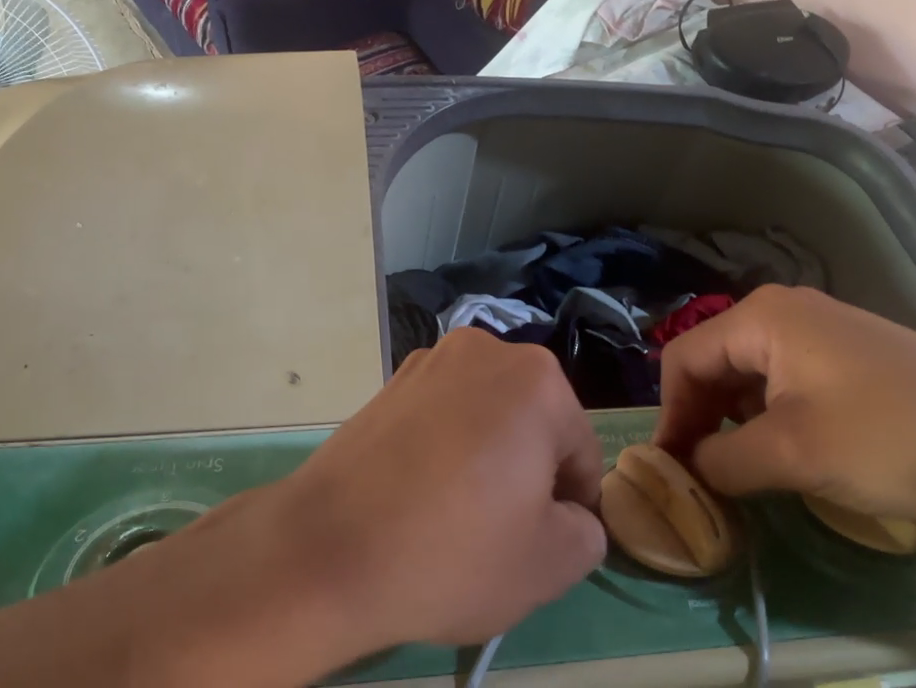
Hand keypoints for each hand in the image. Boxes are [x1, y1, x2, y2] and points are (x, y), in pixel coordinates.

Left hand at [275, 328, 606, 650]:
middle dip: (526, 475)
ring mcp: (429, 361)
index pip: (580, 451)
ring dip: (485, 459)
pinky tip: (419, 497)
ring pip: (485, 419)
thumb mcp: (550, 564)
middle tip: (498, 533)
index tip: (539, 544)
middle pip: (531, 425)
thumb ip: (587, 531)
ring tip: (454, 516)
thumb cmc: (453, 553)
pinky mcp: (388, 384)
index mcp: (537, 379)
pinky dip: (444, 450)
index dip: (569, 506)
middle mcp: (485, 351)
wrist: (328, 549)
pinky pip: (440, 418)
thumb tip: (569, 514)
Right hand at [654, 285, 915, 519]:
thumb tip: (691, 468)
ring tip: (741, 468)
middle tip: (702, 473)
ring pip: (750, 373)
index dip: (669, 413)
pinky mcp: (851, 353)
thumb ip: (722, 460)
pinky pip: (786, 378)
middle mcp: (784, 311)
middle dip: (701, 416)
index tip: (671, 467)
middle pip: (715, 362)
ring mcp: (822, 329)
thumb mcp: (791, 455)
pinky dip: (770, 414)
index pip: (684, 359)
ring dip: (734, 419)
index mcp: (762, 318)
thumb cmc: (887, 437)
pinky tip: (786, 451)